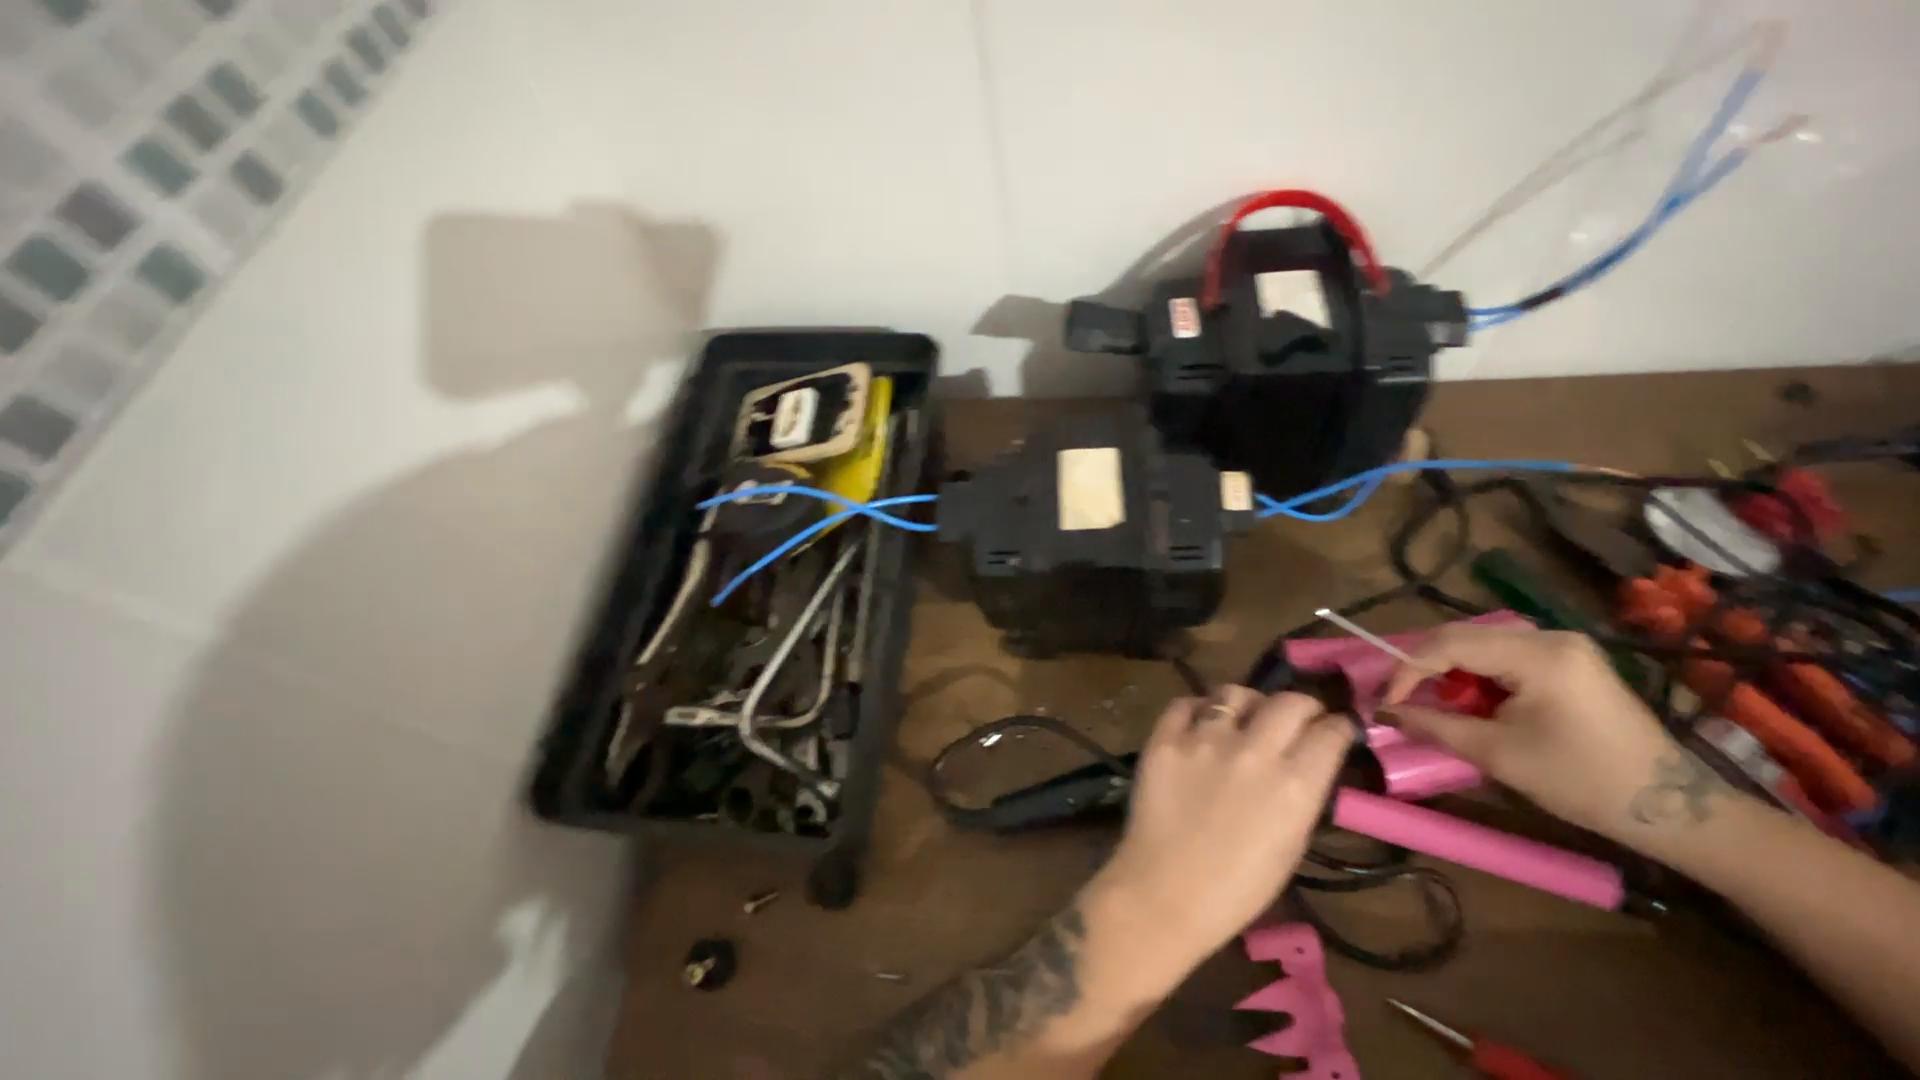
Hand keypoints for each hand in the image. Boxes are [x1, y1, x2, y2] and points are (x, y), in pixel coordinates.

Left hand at [1081, 687, 1353, 996]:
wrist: (1165, 895)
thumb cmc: (1238, 888)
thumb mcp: (1291, 844)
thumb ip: (1303, 795)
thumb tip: (1306, 764)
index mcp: (1296, 785)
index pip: (1331, 732)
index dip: (1340, 727)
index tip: (1338, 728)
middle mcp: (1255, 751)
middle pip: (1289, 701)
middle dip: (1303, 706)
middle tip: (1298, 717)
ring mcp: (1205, 741)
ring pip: (1235, 693)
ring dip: (1248, 702)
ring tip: (1245, 717)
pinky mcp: (1165, 741)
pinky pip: (1185, 705)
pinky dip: (1198, 709)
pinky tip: (1201, 724)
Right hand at [1381, 623, 1680, 839]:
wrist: (1670, 807)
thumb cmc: (1582, 782)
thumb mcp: (1498, 755)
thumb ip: (1435, 725)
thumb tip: (1386, 712)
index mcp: (1539, 655)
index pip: (1450, 643)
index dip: (1408, 669)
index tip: (1385, 702)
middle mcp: (1553, 637)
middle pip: (1465, 636)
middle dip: (1426, 667)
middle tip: (1402, 701)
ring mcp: (1567, 646)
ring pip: (1483, 643)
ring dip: (1451, 670)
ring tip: (1435, 704)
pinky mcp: (1572, 661)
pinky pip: (1508, 655)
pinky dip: (1480, 674)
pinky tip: (1473, 702)